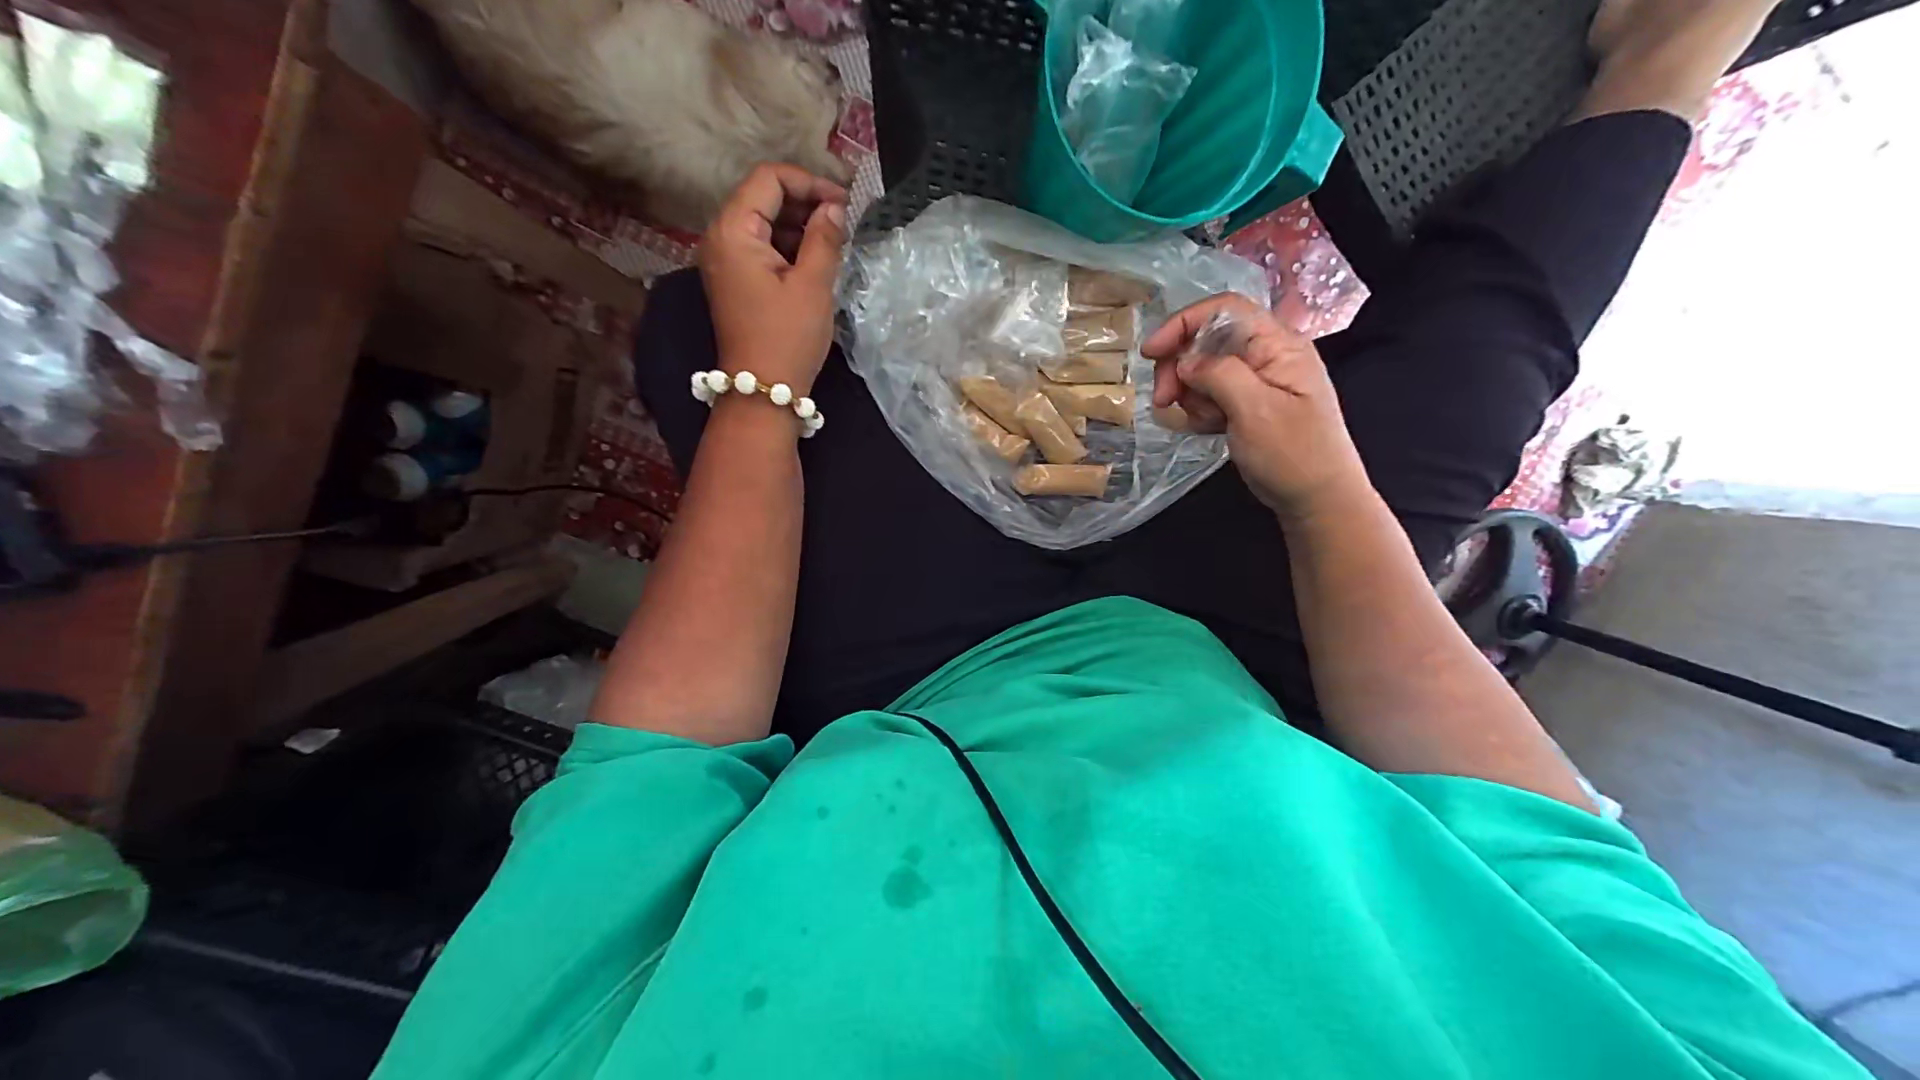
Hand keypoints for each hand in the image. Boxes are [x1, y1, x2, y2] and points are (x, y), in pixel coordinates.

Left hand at [698, 163, 849, 395]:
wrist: (764, 390)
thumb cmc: (788, 337)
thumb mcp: (813, 285)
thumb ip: (824, 237)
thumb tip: (835, 207)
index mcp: (733, 231)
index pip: (769, 179)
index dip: (809, 182)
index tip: (843, 203)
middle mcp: (720, 238)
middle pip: (763, 197)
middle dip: (805, 203)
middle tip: (843, 222)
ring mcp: (725, 260)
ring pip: (764, 222)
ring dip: (800, 225)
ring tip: (835, 243)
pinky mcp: (735, 280)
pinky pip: (762, 248)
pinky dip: (789, 246)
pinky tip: (817, 260)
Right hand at [1145, 293, 1370, 521]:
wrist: (1317, 500)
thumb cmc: (1293, 454)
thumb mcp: (1256, 410)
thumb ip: (1219, 374)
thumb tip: (1186, 361)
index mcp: (1278, 346)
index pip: (1224, 310)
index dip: (1183, 323)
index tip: (1150, 353)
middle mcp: (1267, 356)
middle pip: (1206, 340)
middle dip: (1178, 366)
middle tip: (1162, 400)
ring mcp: (1257, 381)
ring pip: (1202, 369)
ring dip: (1188, 393)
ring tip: (1200, 421)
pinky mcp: (1247, 404)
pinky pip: (1209, 394)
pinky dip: (1199, 409)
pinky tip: (1206, 428)